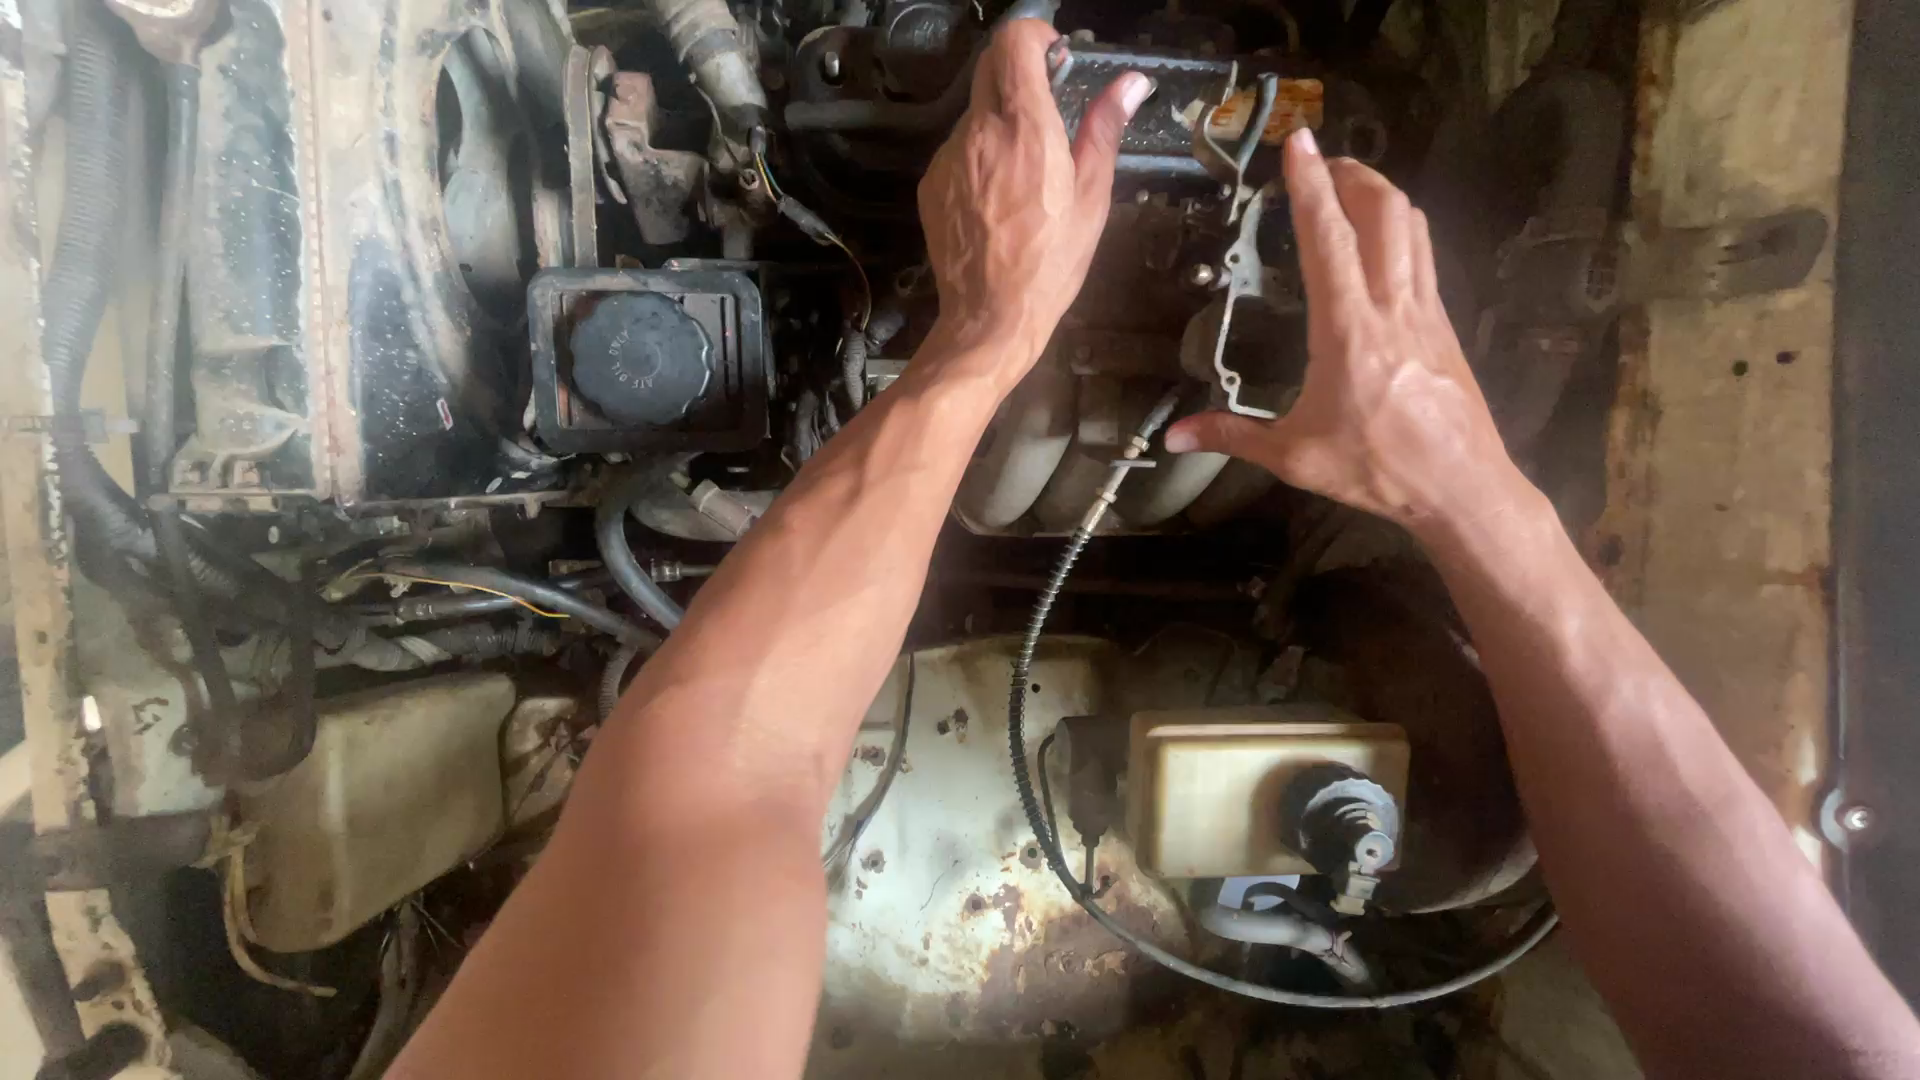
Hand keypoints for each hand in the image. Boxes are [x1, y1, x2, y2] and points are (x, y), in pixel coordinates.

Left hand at [918, 20, 1153, 378]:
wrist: (990, 319)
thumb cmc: (1050, 266)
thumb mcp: (1091, 201)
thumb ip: (1104, 132)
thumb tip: (1131, 82)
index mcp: (1025, 129)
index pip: (1014, 42)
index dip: (1036, 37)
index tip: (1054, 58)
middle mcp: (978, 133)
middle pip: (989, 69)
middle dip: (1018, 74)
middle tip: (1044, 110)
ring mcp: (948, 160)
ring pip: (973, 114)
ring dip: (997, 124)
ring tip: (1021, 175)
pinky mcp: (930, 186)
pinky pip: (957, 151)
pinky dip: (977, 158)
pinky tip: (994, 200)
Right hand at [1164, 129, 1522, 535]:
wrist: (1461, 486)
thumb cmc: (1374, 469)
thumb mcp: (1293, 457)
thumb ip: (1231, 436)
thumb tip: (1172, 436)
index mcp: (1348, 331)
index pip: (1328, 241)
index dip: (1309, 188)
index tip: (1298, 144)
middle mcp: (1392, 306)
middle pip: (1383, 212)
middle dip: (1352, 174)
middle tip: (1320, 160)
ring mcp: (1425, 311)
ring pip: (1412, 226)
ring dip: (1380, 193)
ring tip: (1349, 185)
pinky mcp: (1443, 324)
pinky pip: (1423, 254)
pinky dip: (1399, 227)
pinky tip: (1381, 242)